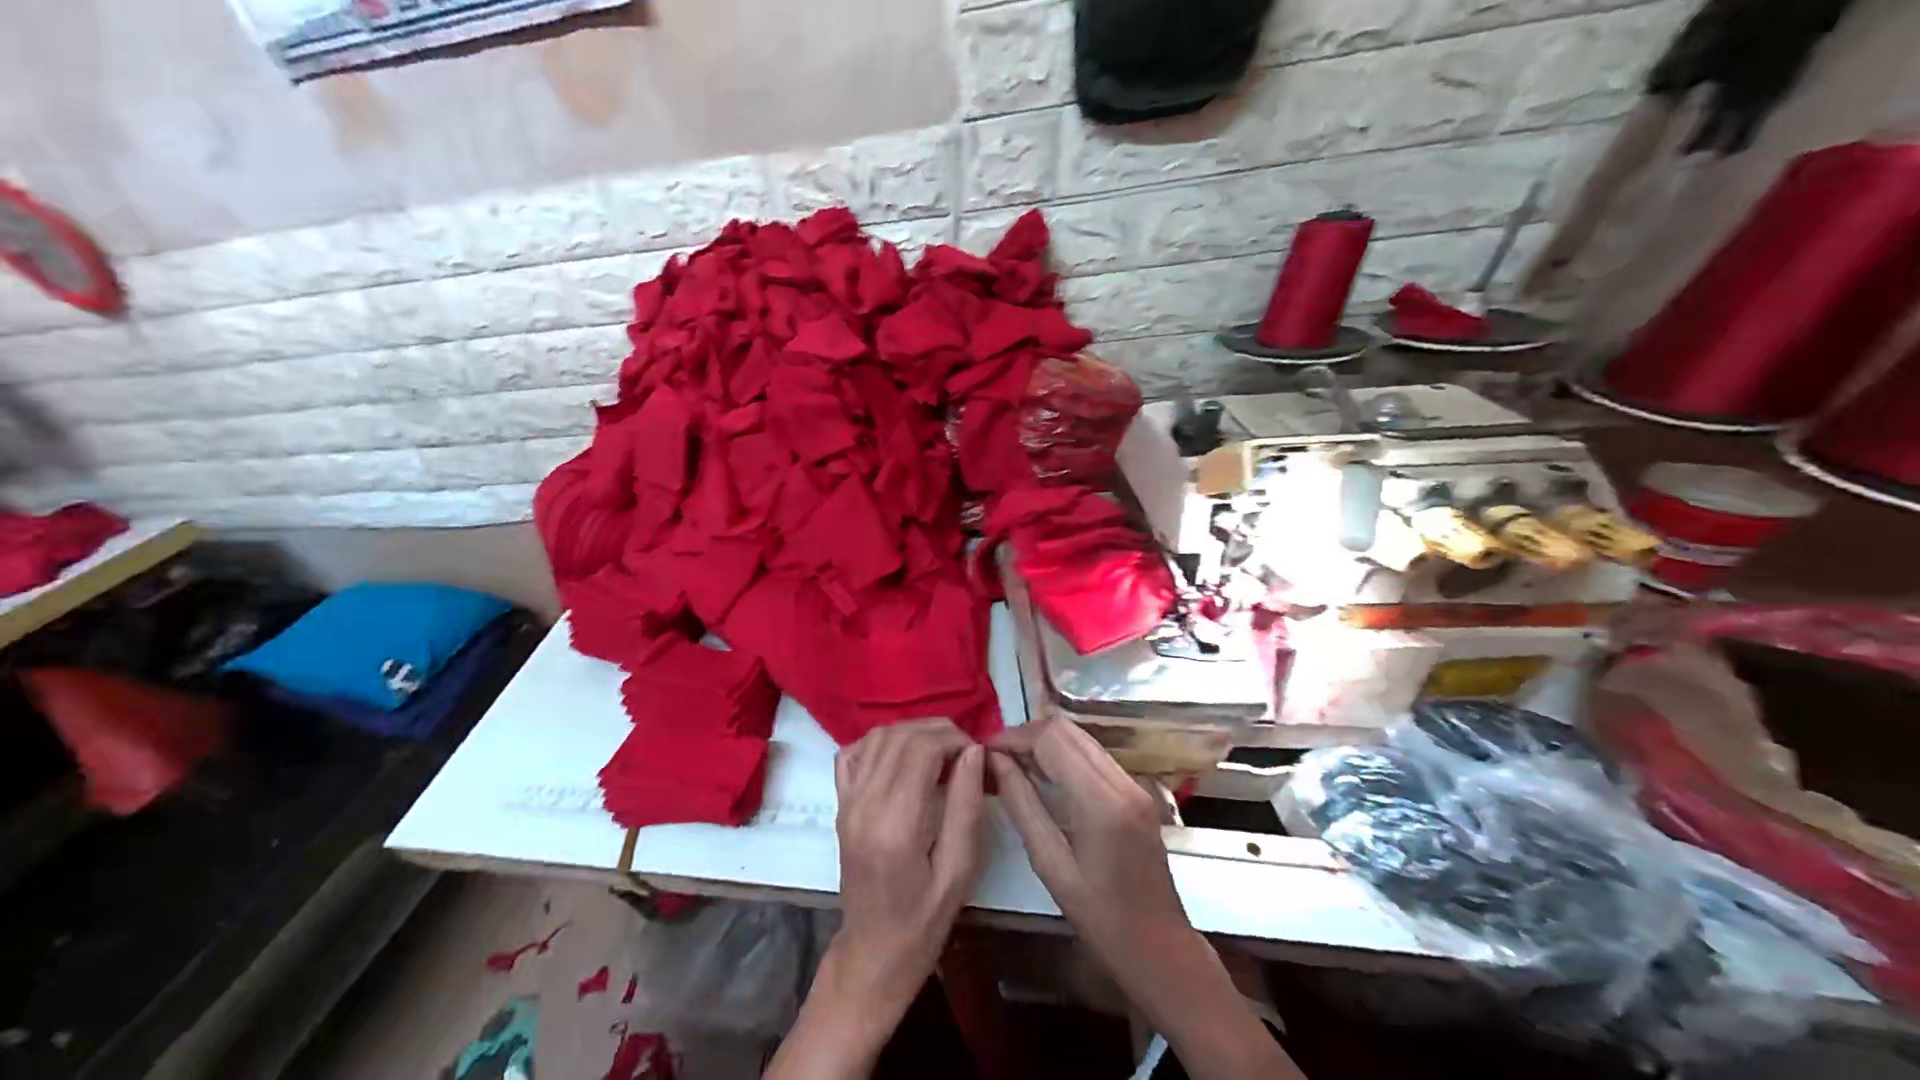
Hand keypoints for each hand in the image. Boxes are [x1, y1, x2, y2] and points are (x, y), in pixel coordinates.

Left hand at [768, 719, 985, 1079]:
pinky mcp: (840, 804)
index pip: (922, 749)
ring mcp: (846, 802)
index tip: (977, 753)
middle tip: (965, 750)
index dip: (954, 739)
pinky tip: (903, 756)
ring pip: (877, 737)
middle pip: (900, 736)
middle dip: (938, 730)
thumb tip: (974, 751)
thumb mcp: (960, 869)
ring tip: (941, 750)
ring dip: (912, 731)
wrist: (874, 949)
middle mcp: (864, 804)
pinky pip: (853, 753)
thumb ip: (966, 806)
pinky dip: (880, 742)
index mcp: (895, 824)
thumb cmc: (925, 918)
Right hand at [990, 720, 1302, 1079]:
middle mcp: (1122, 780)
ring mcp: (1134, 783)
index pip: (1052, 739)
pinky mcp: (1136, 790)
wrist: (1160, 946)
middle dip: (1027, 735)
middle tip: (996, 756)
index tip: (984, 750)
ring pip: (1081, 738)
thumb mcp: (1050, 864)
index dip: (1014, 736)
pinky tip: (1042, 775)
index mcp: (1101, 800)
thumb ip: (1022, 805)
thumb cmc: (1100, 918)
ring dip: (1045, 742)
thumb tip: (995, 762)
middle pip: (1067, 729)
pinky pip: (1093, 755)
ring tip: (1012, 764)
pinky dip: (1063, 755)